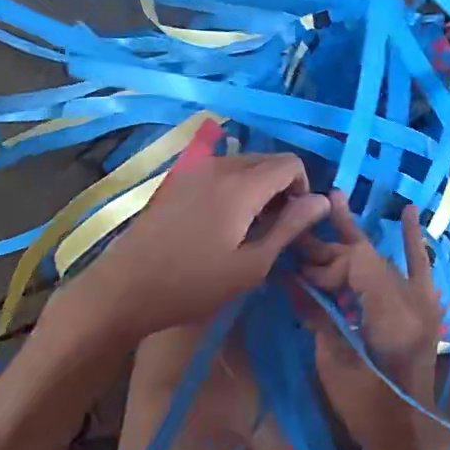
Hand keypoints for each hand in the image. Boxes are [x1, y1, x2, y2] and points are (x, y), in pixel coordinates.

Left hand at [55, 153, 330, 342]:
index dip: (303, 189)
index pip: (290, 163)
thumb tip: (323, 201)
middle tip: (274, 230)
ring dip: (258, 188)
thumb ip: (289, 228)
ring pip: (243, 164)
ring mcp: (192, 169)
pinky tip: (221, 223)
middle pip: (267, 160)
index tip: (294, 223)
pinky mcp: (176, 180)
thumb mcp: (251, 265)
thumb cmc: (193, 285)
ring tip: (248, 229)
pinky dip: (233, 188)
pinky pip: (219, 171)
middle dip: (282, 188)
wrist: (125, 289)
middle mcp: (217, 166)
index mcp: (240, 185)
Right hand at [298, 195, 441, 449]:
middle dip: (331, 249)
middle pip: (369, 259)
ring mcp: (425, 303)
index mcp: (393, 316)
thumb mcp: (335, 365)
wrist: (413, 435)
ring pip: (385, 259)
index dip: (325, 263)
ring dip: (356, 240)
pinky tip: (409, 211)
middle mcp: (414, 301)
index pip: (359, 264)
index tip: (298, 275)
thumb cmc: (370, 411)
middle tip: (299, 235)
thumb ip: (318, 317)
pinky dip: (412, 240)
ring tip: (336, 201)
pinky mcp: (426, 309)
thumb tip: (292, 282)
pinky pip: (420, 267)